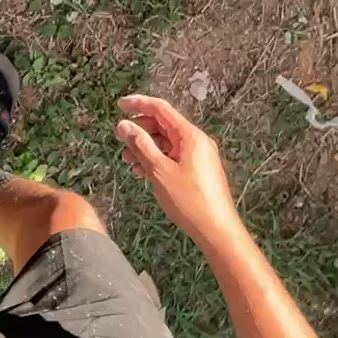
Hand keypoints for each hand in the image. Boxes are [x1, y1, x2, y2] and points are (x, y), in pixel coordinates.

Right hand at [115, 93, 243, 250]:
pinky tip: (141, 171)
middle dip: (139, 129)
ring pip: (166, 142)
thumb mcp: (159, 170)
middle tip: (120, 138)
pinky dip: (155, 159)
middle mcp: (196, 141)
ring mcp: (198, 157)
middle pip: (162, 125)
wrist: (218, 233)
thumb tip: (123, 125)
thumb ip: (140, 144)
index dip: (138, 104)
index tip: (119, 105)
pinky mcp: (198, 171)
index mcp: (190, 136)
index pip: (160, 109)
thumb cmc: (189, 200)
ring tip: (127, 159)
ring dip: (145, 147)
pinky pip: (172, 156)